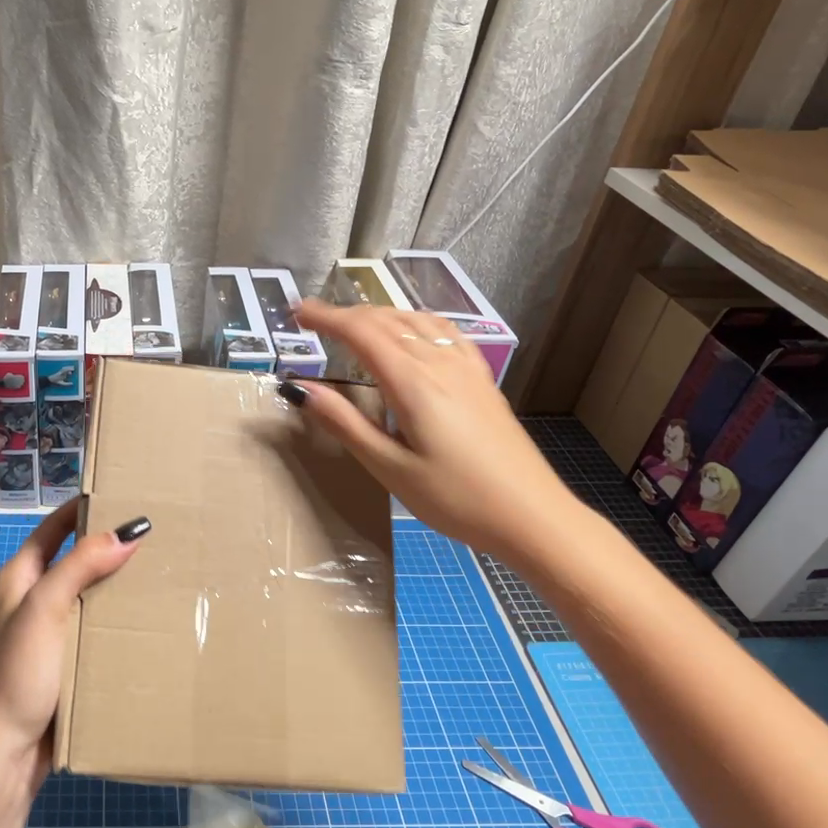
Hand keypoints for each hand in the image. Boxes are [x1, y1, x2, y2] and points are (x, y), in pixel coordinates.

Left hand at [0, 501, 148, 827]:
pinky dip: (119, 627)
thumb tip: (128, 531)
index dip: (85, 508)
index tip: (126, 492)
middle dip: (112, 549)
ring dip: (120, 590)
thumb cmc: (14, 672)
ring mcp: (48, 637)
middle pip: (77, 561)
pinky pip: (96, 636)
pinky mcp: (64, 669)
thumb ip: (81, 566)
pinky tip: (151, 627)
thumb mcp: (44, 608)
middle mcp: (33, 601)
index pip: (56, 527)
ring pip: (90, 600)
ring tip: (166, 576)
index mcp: (19, 577)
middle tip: (161, 537)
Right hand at [287, 299, 577, 556]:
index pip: (360, 331)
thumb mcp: (390, 467)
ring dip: (378, 314)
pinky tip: (411, 334)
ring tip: (353, 325)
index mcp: (412, 382)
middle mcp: (439, 362)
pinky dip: (414, 322)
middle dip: (345, 313)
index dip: (325, 316)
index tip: (296, 312)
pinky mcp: (482, 379)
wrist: (531, 516)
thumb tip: (301, 388)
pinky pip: (443, 332)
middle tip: (314, 320)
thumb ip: (345, 423)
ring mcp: (465, 367)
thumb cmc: (455, 499)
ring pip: (415, 320)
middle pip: (386, 319)